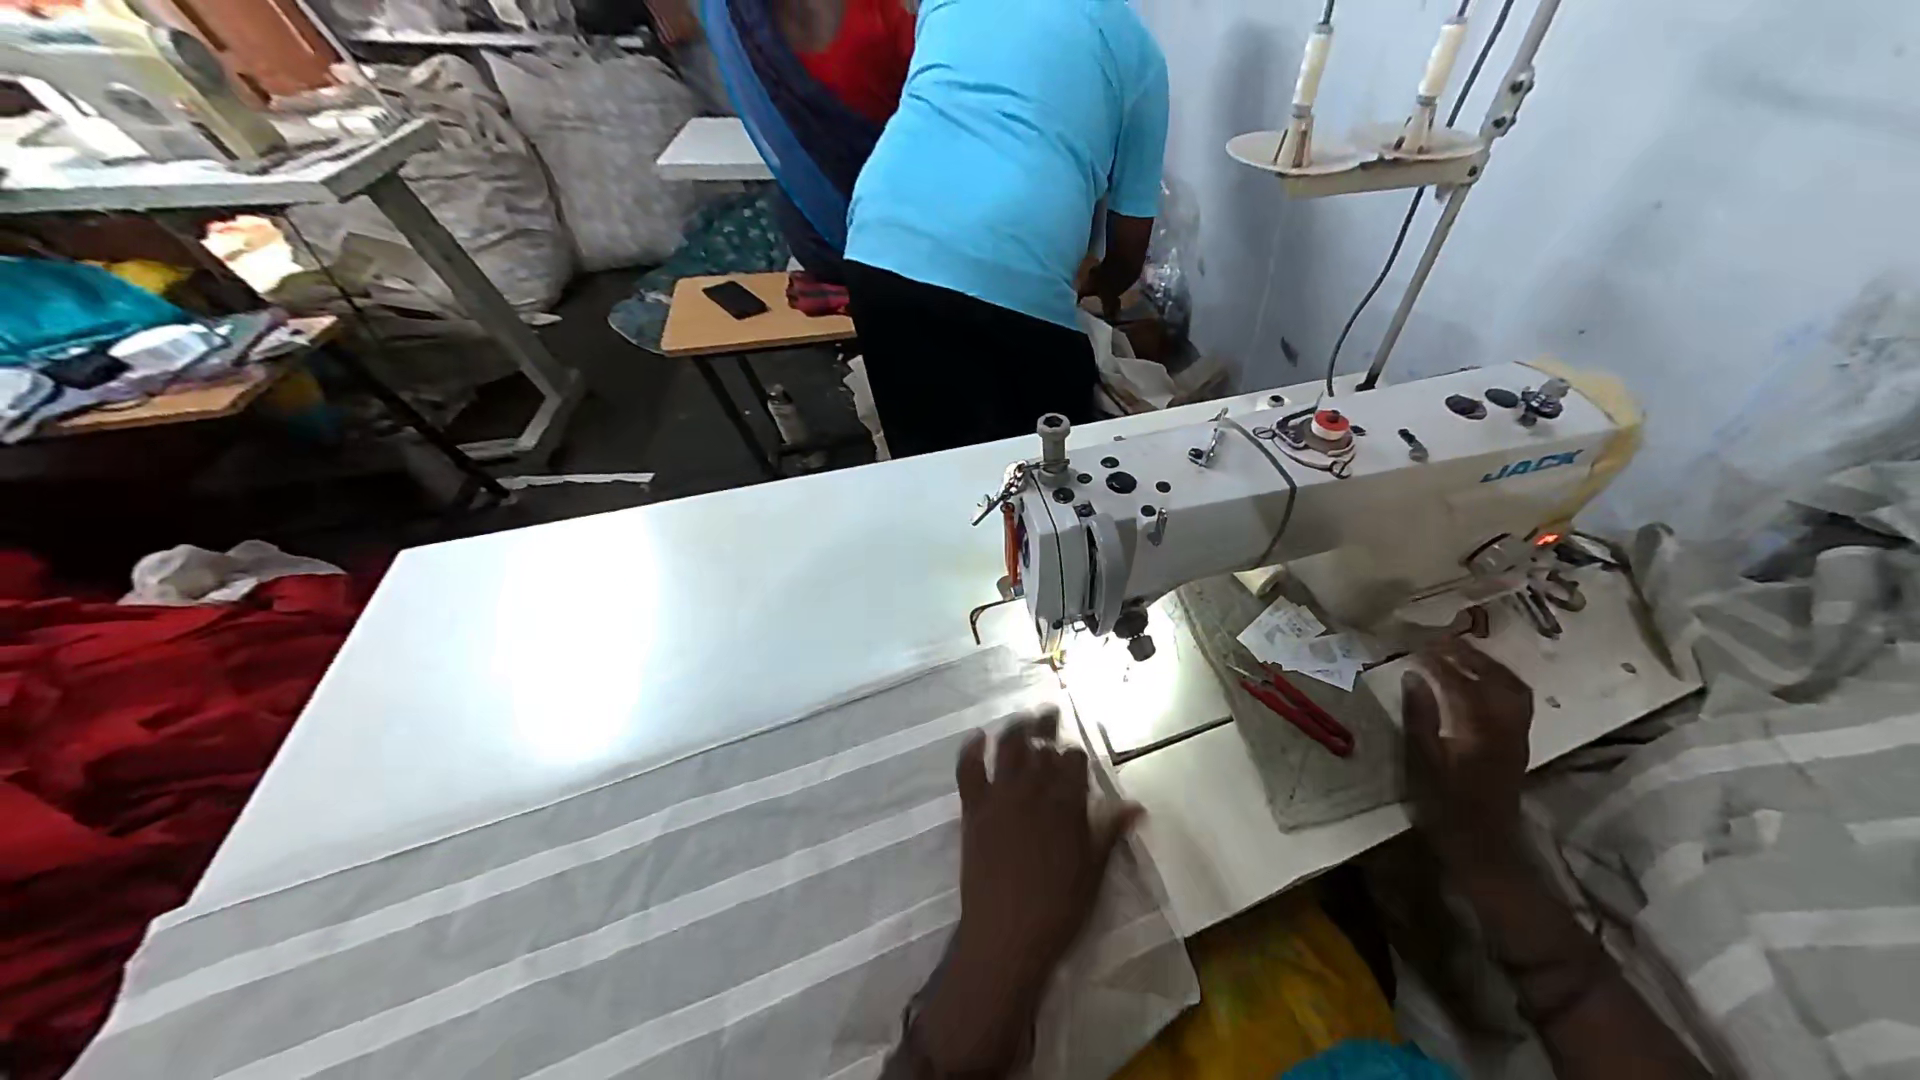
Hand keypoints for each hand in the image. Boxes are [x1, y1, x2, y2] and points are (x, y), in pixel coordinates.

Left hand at [915, 707, 1140, 1073]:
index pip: (1073, 761)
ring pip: (1008, 749)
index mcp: (1066, 804)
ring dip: (1015, 729)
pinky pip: (969, 769)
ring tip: (1022, 717)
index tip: (1074, 754)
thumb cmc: (1058, 908)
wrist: (1006, 934)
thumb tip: (1136, 805)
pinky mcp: (973, 808)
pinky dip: (972, 749)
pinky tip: (978, 736)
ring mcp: (1000, 797)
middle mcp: (1033, 791)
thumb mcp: (1094, 872)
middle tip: (1049, 711)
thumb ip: (1110, 832)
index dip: (1074, 754)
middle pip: (1040, 746)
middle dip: (1046, 727)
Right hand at [1402, 638, 1534, 878]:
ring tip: (1459, 654)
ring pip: (1513, 689)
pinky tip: (1473, 682)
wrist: (1483, 846)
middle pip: (1500, 680)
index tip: (1415, 646)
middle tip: (1440, 641)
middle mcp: (1507, 728)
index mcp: (1481, 730)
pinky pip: (1513, 701)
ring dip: (1488, 667)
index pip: (1463, 683)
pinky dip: (1495, 682)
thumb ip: (1419, 715)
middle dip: (1472, 656)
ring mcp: (1516, 737)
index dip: (1440, 662)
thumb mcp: (1421, 760)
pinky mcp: (1515, 745)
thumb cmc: (1443, 804)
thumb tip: (1413, 675)